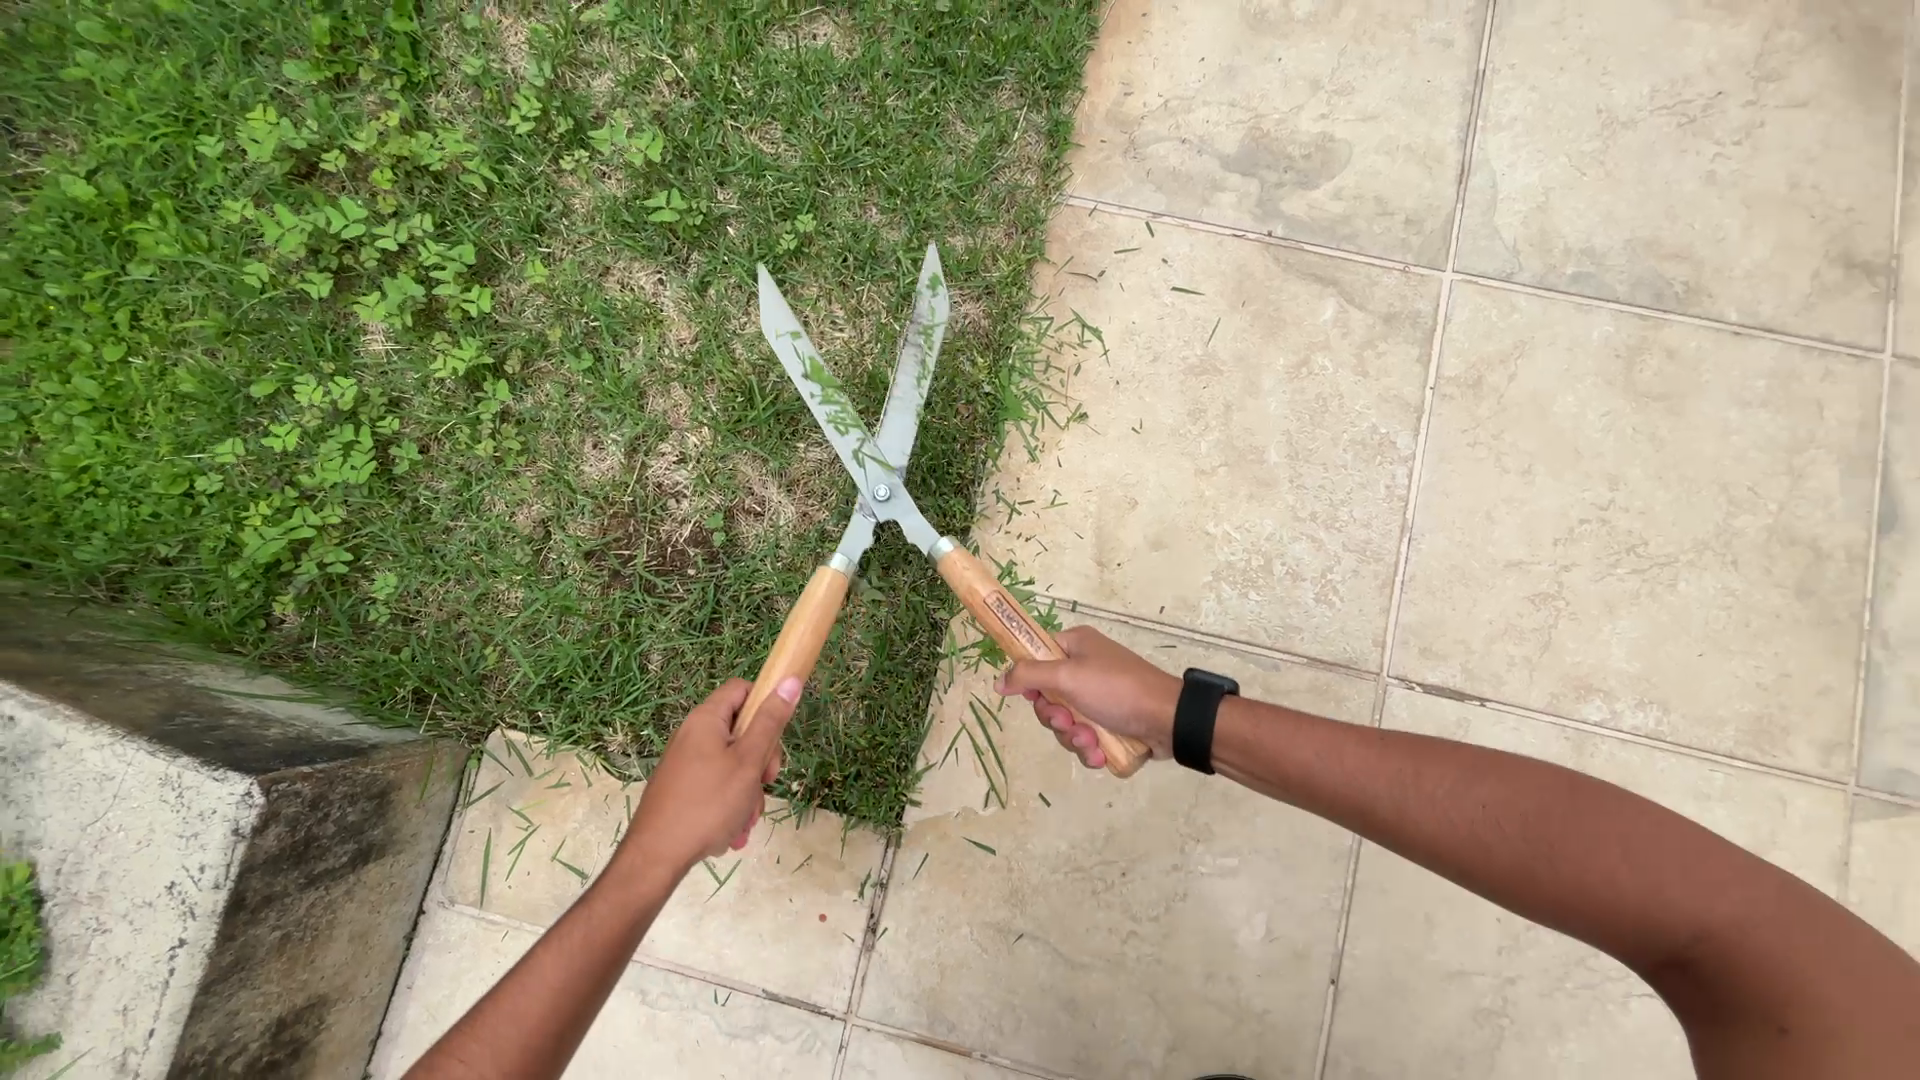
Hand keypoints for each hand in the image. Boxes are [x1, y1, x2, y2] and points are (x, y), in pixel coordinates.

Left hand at [619, 676, 799, 875]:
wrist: (656, 857)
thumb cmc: (707, 803)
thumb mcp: (748, 761)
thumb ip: (770, 721)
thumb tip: (789, 681)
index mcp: (706, 720)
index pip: (742, 690)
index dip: (765, 704)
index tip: (777, 734)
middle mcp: (693, 735)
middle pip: (742, 730)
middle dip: (761, 759)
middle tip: (766, 782)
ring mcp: (686, 763)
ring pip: (733, 763)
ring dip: (749, 789)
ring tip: (746, 817)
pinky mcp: (683, 788)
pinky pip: (718, 784)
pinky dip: (731, 803)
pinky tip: (733, 829)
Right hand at [993, 625, 1179, 769]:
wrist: (1169, 720)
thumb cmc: (1117, 689)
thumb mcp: (1067, 676)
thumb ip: (1028, 675)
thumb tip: (999, 681)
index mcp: (1075, 646)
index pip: (1036, 656)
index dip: (1031, 680)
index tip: (1035, 697)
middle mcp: (1085, 667)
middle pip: (1047, 696)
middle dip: (1055, 717)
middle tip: (1068, 722)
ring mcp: (1099, 696)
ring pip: (1065, 721)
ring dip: (1072, 736)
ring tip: (1091, 741)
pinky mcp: (1110, 722)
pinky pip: (1084, 737)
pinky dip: (1089, 748)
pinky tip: (1100, 753)